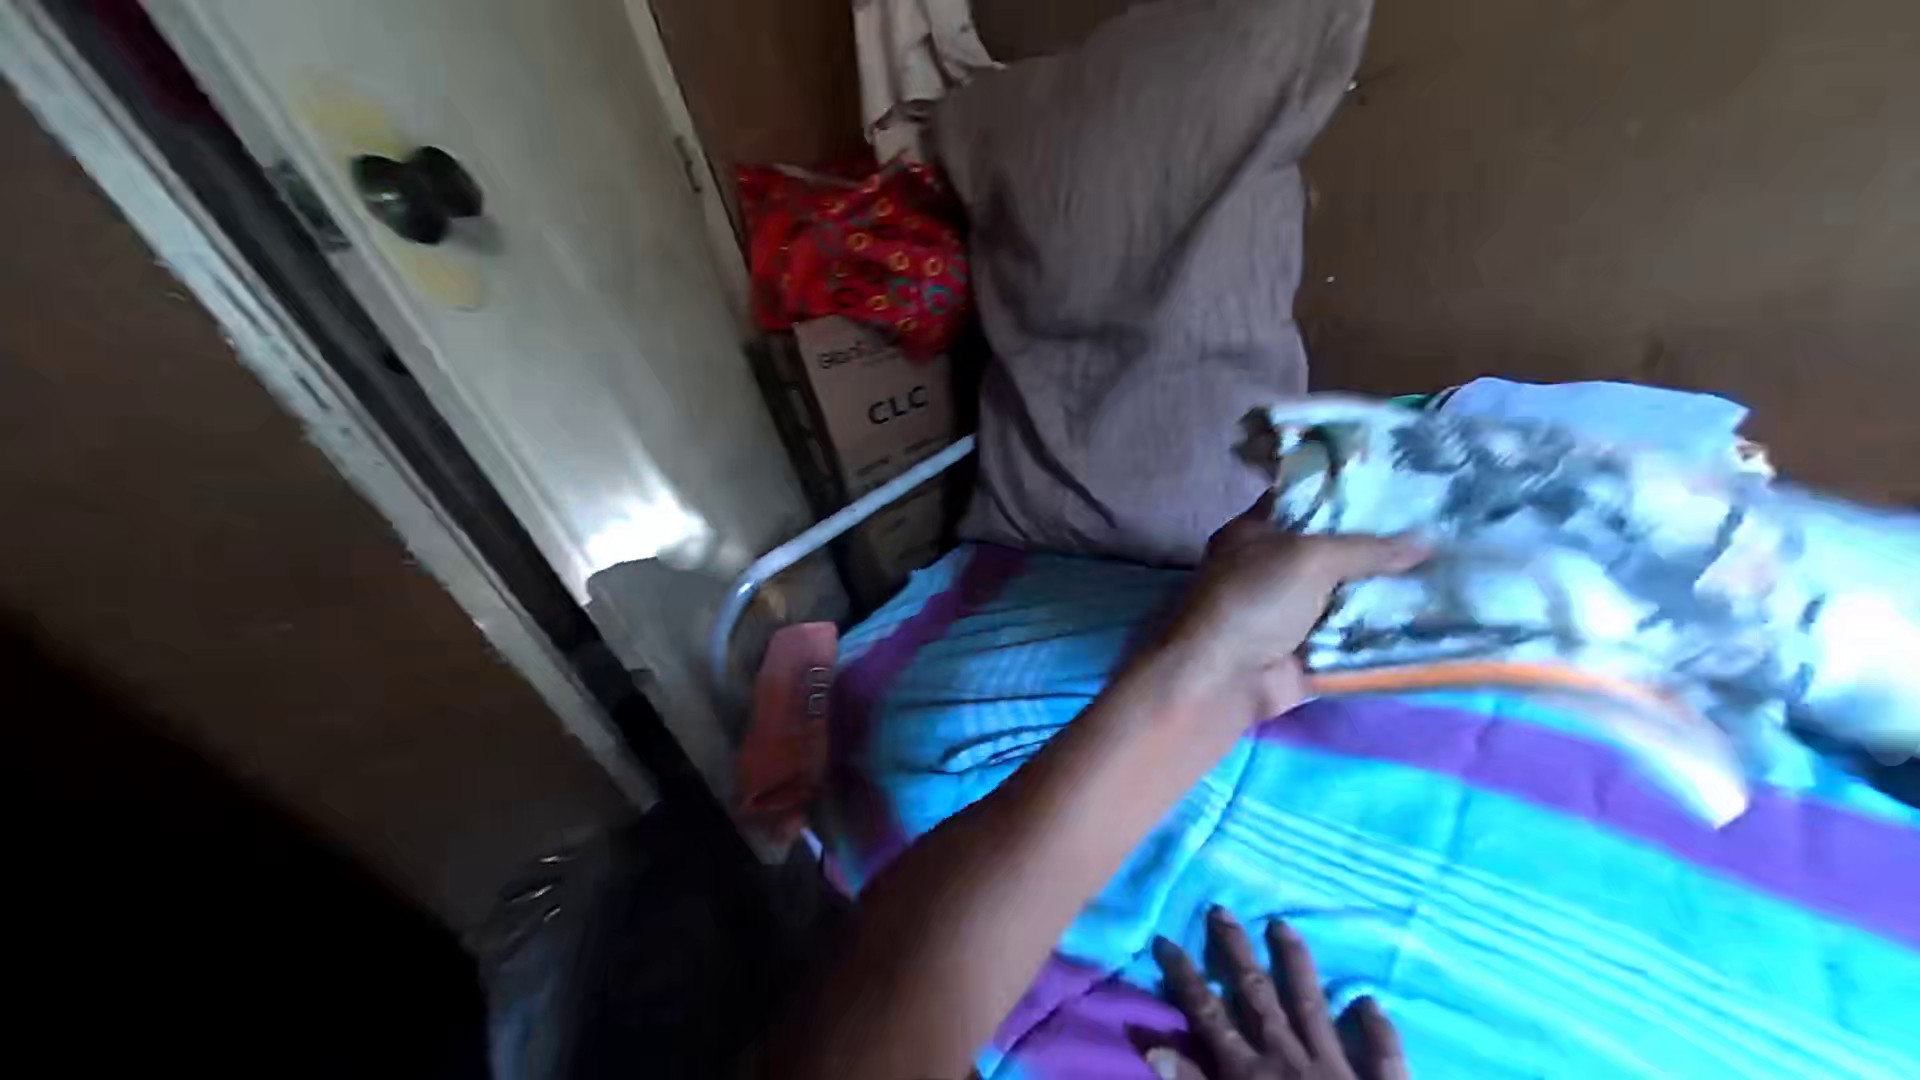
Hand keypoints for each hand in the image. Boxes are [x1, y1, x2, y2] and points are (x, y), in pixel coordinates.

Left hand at [1146, 494, 1427, 723]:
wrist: (1223, 677)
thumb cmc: (1254, 599)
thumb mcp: (1308, 558)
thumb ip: (1366, 548)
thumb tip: (1425, 542)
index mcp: (1255, 532)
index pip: (1304, 500)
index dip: (1348, 492)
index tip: (1405, 487)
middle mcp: (1271, 567)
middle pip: (1334, 549)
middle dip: (1383, 545)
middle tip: (1445, 530)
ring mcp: (1290, 610)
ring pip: (1349, 594)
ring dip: (1392, 591)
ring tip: (1457, 572)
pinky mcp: (1308, 649)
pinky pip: (1355, 636)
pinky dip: (1388, 632)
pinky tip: (1441, 618)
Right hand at [1149, 908, 1407, 1079]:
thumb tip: (1152, 1047)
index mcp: (1249, 1075)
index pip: (1208, 1013)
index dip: (1185, 976)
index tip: (1164, 940)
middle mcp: (1287, 1059)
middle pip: (1256, 994)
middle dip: (1236, 951)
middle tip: (1221, 910)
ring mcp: (1336, 1070)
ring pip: (1310, 1006)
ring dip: (1296, 965)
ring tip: (1283, 924)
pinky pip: (1383, 1059)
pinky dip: (1379, 1031)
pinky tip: (1371, 1001)